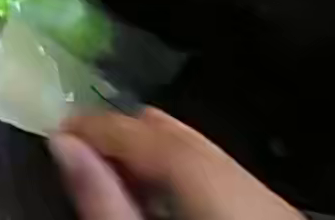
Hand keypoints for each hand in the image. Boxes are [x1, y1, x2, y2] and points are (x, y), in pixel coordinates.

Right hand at [53, 111, 301, 219]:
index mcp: (218, 195)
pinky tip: (159, 204)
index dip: (98, 126)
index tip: (61, 133)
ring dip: (149, 155)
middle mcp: (254, 189)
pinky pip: (218, 175)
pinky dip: (180, 177)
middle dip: (123, 138)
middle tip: (82, 157)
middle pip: (175, 135)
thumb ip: (103, 204)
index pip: (147, 135)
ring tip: (115, 180)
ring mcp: (273, 207)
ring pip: (198, 151)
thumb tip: (63, 145)